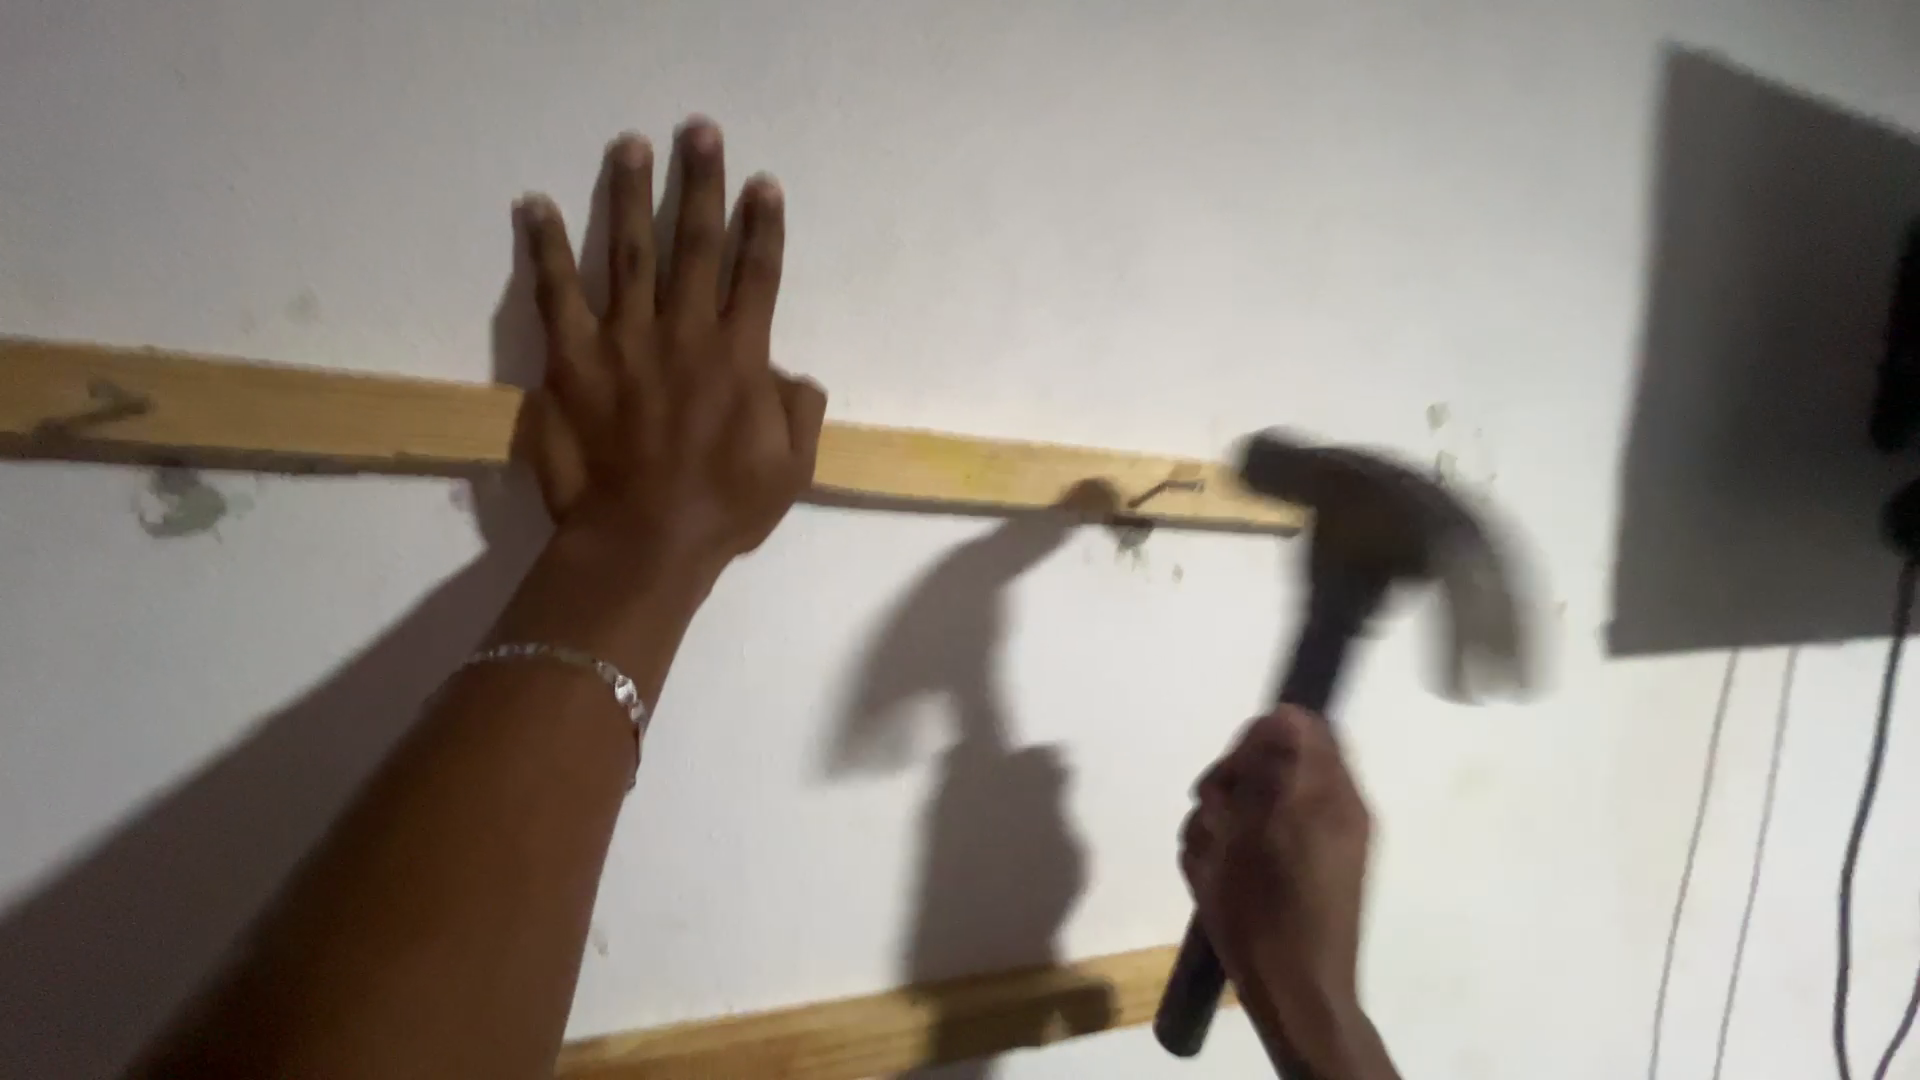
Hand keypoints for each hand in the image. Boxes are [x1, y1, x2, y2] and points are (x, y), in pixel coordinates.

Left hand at [516, 116, 825, 574]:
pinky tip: (536, 205)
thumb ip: (800, 409)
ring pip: (629, 251)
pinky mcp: (571, 359)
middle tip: (700, 132)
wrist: (644, 541)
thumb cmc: (726, 509)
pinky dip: (545, 247)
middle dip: (701, 184)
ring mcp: (624, 340)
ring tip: (630, 145)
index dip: (763, 226)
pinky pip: (555, 292)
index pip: (757, 275)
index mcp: (741, 356)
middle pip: (695, 243)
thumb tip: (788, 371)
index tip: (764, 185)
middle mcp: (685, 332)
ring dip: (629, 193)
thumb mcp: (793, 467)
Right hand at [1180, 707, 1372, 1015]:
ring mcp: (1310, 842)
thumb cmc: (1270, 909)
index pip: (1297, 726)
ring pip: (1246, 801)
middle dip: (1229, 785)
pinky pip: (1247, 837)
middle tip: (1214, 812)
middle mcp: (1326, 810)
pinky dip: (1224, 850)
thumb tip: (1284, 714)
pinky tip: (1216, 876)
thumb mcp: (1265, 824)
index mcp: (1329, 794)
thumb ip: (1277, 763)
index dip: (1256, 738)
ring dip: (1219, 822)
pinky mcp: (1290, 869)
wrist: (1292, 992)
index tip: (1229, 773)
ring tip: (1212, 857)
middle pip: (1266, 761)